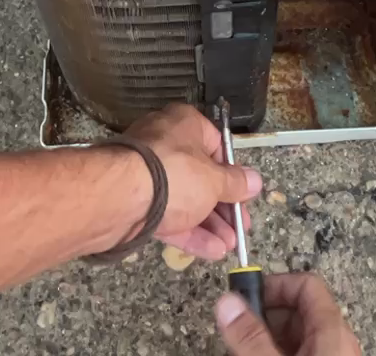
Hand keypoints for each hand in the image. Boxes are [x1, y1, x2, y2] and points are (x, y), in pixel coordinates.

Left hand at [122, 103, 261, 259]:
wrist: (121, 196)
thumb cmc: (175, 174)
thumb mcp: (214, 180)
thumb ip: (236, 183)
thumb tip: (254, 180)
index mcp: (184, 124)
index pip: (216, 145)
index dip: (232, 173)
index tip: (244, 195)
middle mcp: (165, 141)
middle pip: (200, 175)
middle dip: (223, 205)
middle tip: (240, 227)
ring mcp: (148, 172)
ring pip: (185, 198)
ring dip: (210, 223)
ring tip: (230, 245)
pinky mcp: (137, 200)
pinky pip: (168, 214)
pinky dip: (190, 232)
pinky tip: (213, 251)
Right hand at [215, 273, 362, 355]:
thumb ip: (251, 337)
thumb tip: (226, 302)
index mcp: (334, 330)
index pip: (306, 283)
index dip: (275, 284)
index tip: (248, 296)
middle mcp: (340, 342)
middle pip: (301, 308)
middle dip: (267, 312)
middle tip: (241, 328)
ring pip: (301, 333)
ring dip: (271, 334)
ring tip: (248, 346)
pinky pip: (304, 351)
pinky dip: (281, 350)